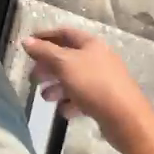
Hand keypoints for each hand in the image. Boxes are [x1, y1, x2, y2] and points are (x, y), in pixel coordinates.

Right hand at [23, 27, 153, 147]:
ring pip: (74, 79)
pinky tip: (63, 110)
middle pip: (67, 58)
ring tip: (45, 97)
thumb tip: (26, 40)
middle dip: (48, 67)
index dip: (45, 37)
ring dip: (57, 87)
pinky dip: (71, 102)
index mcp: (90, 44)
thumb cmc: (93, 84)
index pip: (64, 33)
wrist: (127, 120)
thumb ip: (43, 51)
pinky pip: (83, 97)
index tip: (28, 45)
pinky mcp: (106, 101)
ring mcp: (103, 81)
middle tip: (33, 77)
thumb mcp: (64, 64)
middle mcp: (98, 59)